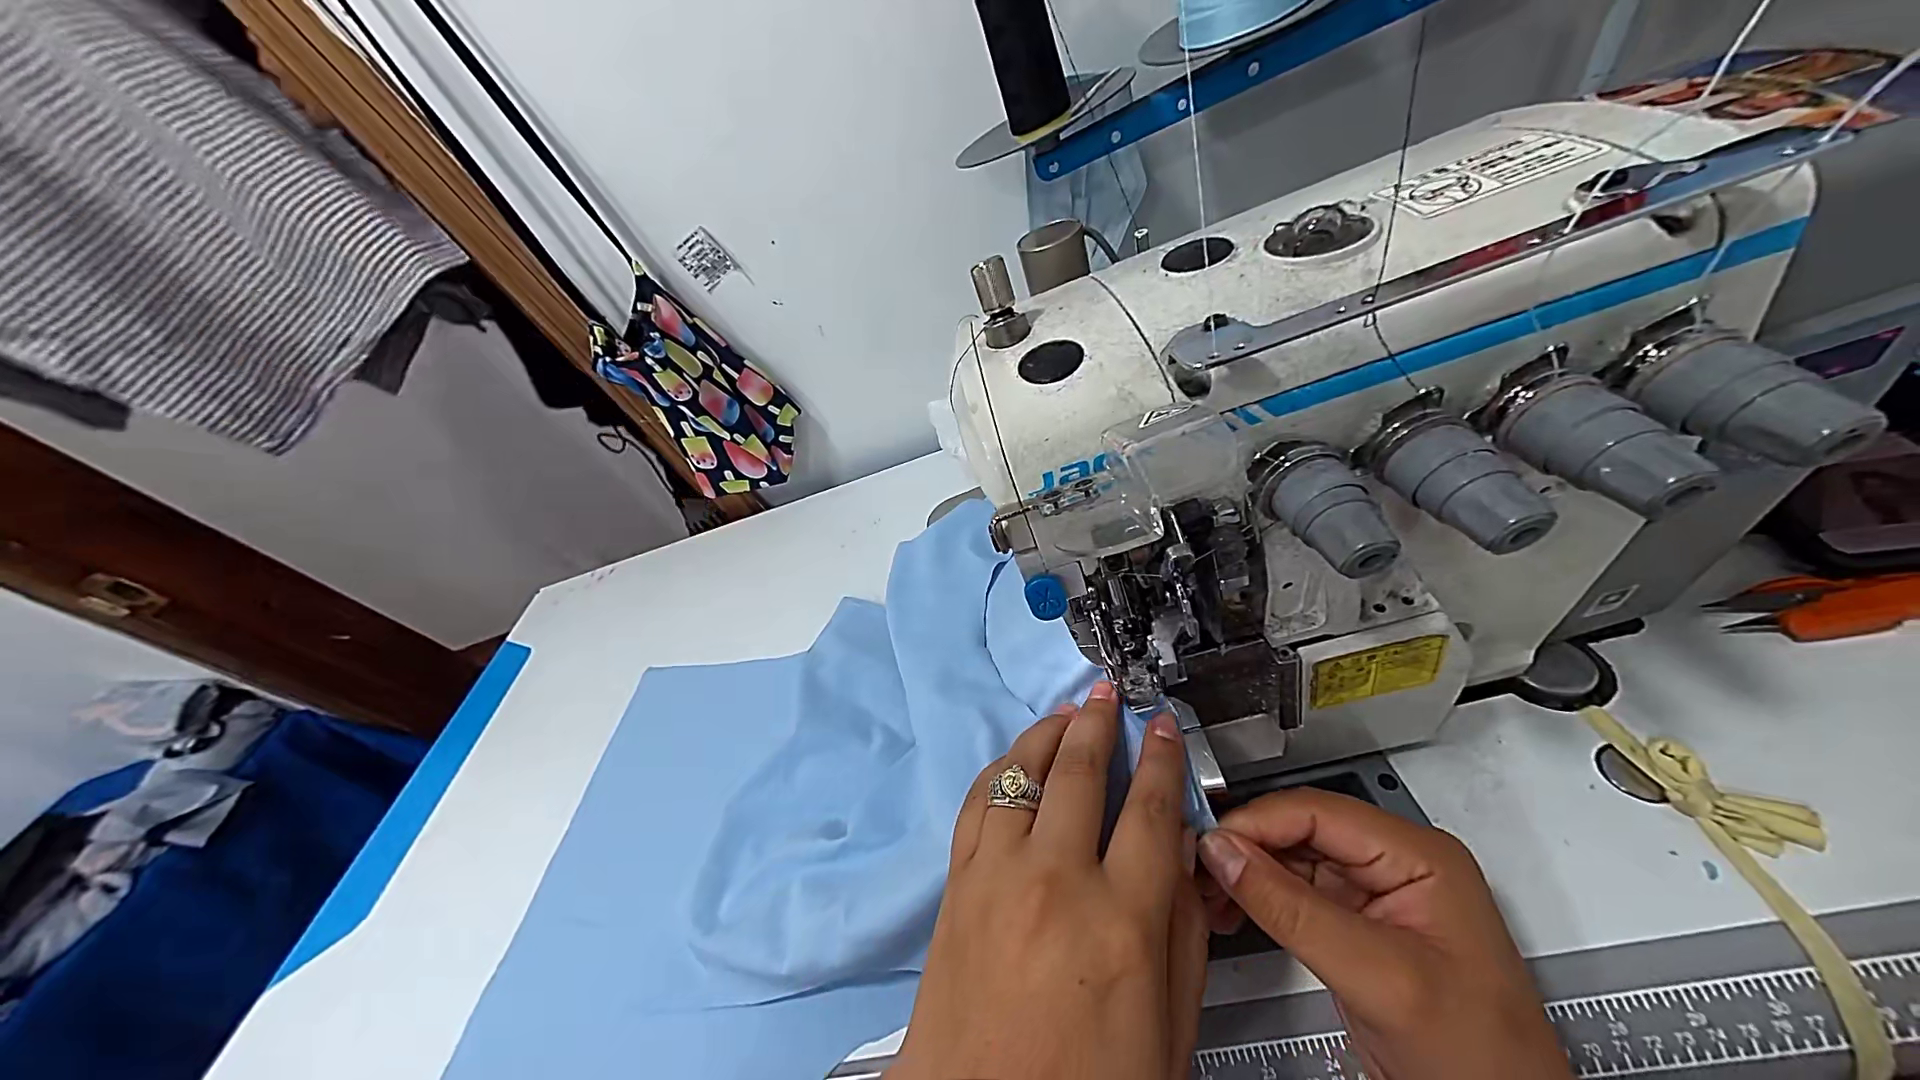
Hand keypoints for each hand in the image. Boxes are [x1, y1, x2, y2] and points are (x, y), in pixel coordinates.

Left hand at [889, 684, 1208, 1079]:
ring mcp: (998, 873)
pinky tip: (1016, 758)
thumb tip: (1177, 852)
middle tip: (1109, 696)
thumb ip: (1179, 928)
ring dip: (1048, 733)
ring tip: (1067, 712)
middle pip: (1081, 771)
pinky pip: (979, 801)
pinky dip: (1001, 770)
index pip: (1149, 808)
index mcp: (1120, 919)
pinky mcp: (958, 880)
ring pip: (1023, 773)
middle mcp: (1054, 880)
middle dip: (1100, 722)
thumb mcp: (1167, 1022)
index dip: (1160, 757)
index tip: (1162, 729)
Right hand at [1197, 790, 1570, 1079]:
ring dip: (1244, 872)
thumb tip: (1225, 852)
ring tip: (1210, 893)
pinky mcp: (1350, 921)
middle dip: (1244, 847)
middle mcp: (1392, 863)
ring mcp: (1370, 892)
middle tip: (1201, 869)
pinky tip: (1232, 908)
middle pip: (1296, 828)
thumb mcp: (1378, 977)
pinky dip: (1255, 897)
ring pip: (1286, 856)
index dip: (1255, 822)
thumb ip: (1292, 909)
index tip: (1211, 843)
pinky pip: (1289, 889)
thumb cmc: (1484, 1061)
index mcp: (1417, 855)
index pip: (1314, 810)